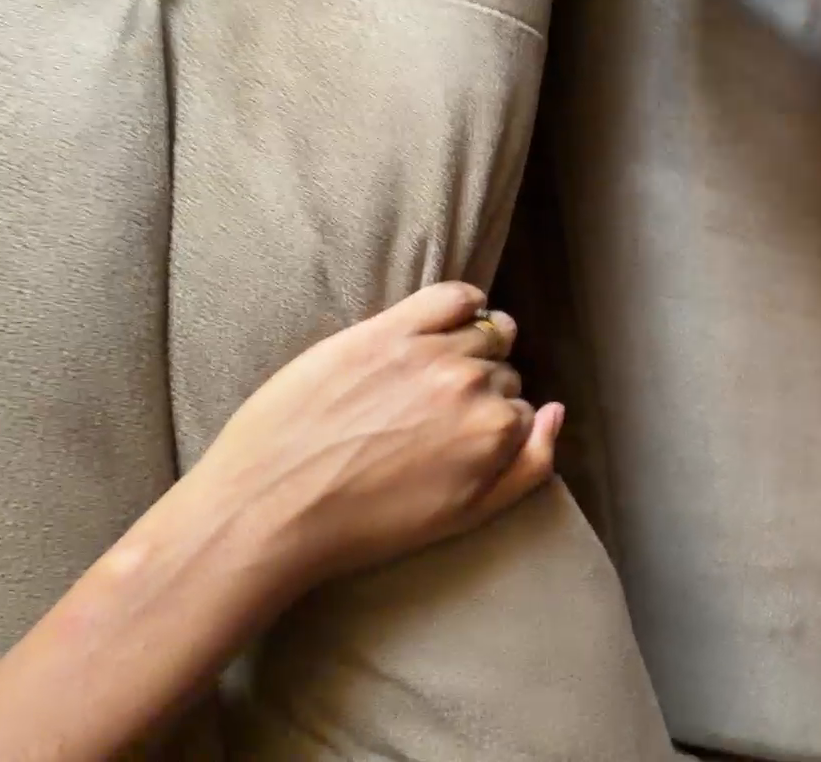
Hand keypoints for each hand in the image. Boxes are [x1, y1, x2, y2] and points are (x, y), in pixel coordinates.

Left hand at [184, 282, 564, 590]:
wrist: (263, 512)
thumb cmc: (368, 524)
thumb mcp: (467, 515)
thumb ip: (531, 466)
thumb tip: (557, 410)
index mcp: (495, 430)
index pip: (523, 408)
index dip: (496, 426)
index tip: (462, 441)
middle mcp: (473, 384)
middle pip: (505, 372)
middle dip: (484, 391)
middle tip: (438, 416)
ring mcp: (431, 352)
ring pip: (486, 335)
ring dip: (475, 350)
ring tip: (440, 371)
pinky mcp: (388, 331)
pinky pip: (453, 296)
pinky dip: (467, 302)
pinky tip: (459, 317)